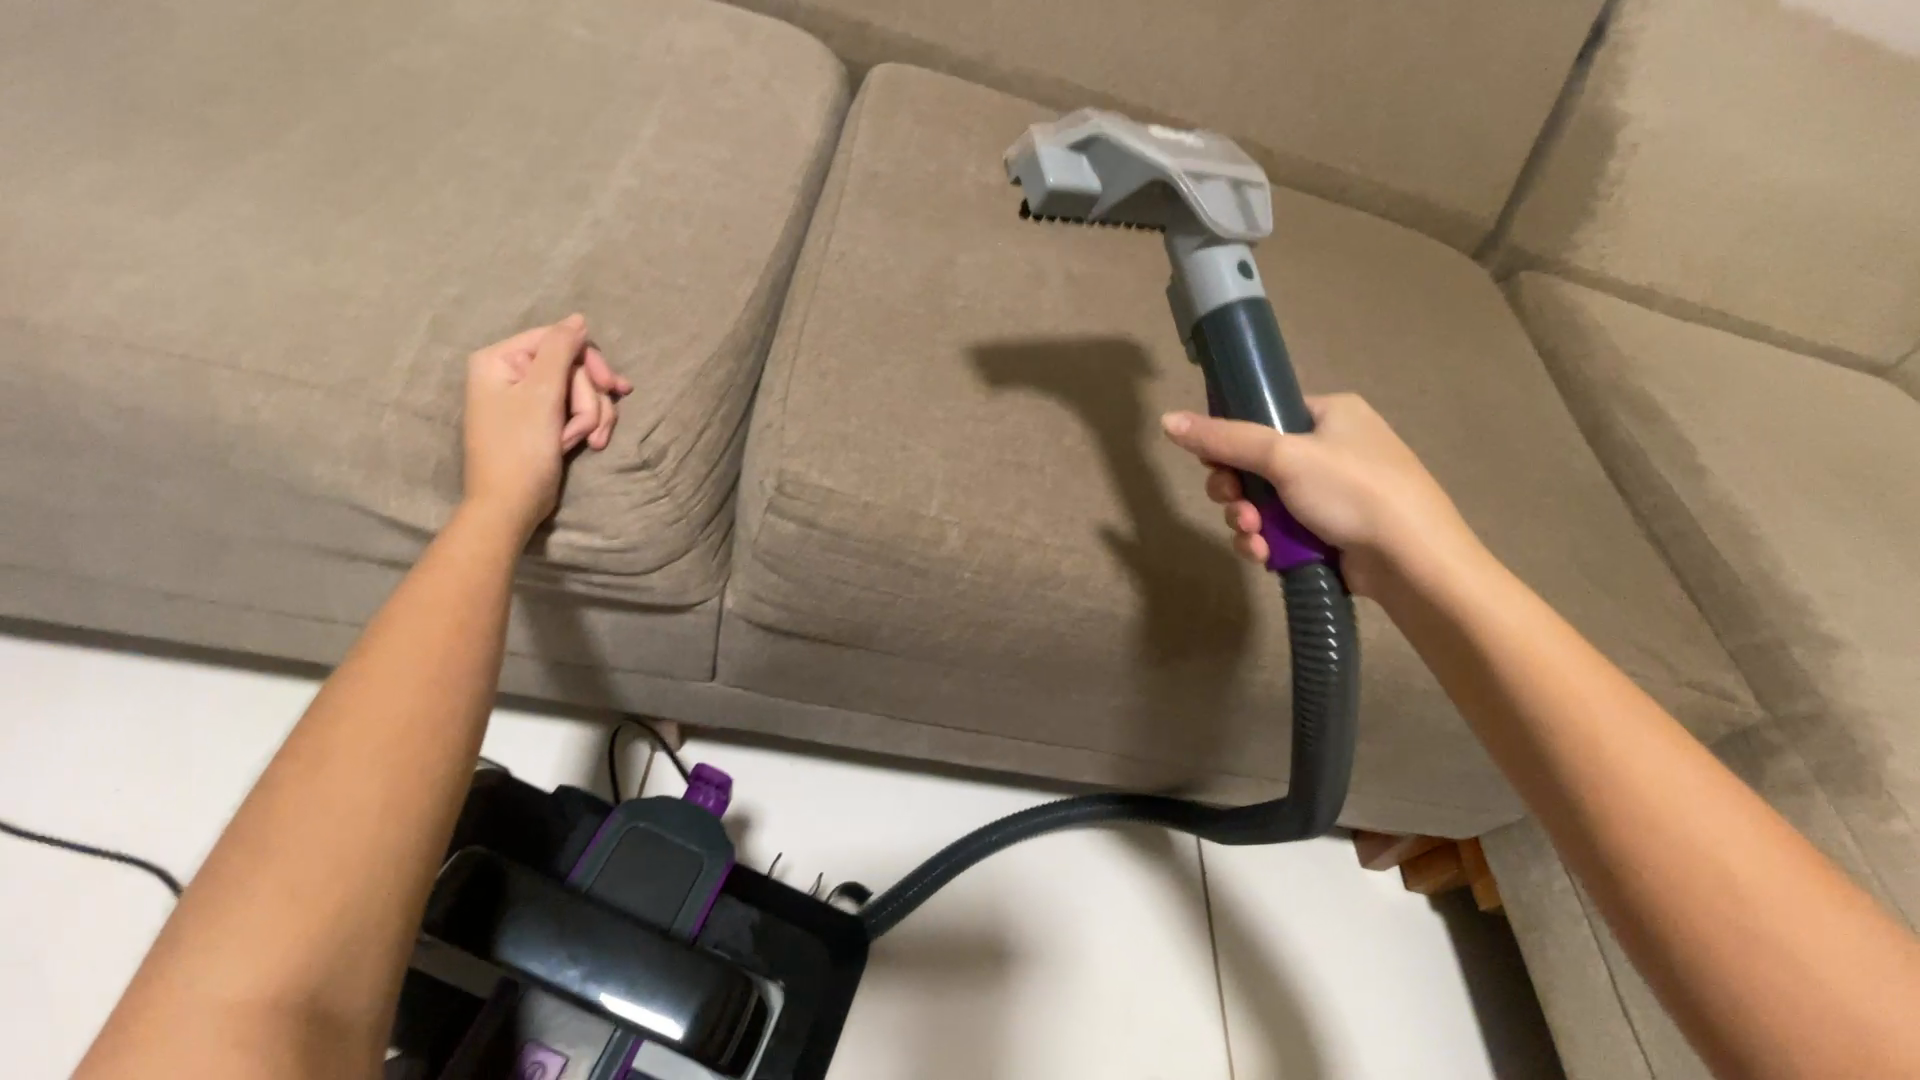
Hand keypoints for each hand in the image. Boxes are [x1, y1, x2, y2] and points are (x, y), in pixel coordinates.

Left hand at [462, 315, 631, 538]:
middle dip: (589, 400)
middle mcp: (511, 374)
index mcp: (500, 360)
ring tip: (588, 441)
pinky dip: (587, 426)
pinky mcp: (543, 421)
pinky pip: (576, 410)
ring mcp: (528, 399)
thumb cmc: (520, 449)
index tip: (613, 387)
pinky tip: (591, 444)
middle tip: (592, 428)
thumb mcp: (542, 394)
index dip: (589, 363)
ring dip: (591, 417)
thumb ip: (560, 349)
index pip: (557, 340)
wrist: (511, 505)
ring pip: (580, 392)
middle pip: (573, 368)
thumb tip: (578, 319)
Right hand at [1161, 393, 1482, 597]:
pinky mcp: (1327, 532)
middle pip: (1255, 464)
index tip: (1213, 462)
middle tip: (1232, 504)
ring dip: (1246, 521)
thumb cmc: (1353, 490)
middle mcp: (1331, 449)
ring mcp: (1330, 494)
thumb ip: (1223, 439)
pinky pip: (1279, 530)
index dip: (1231, 440)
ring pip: (1262, 502)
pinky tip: (1263, 556)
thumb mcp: (1284, 456)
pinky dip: (1265, 542)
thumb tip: (1165, 420)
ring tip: (1252, 536)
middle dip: (1236, 490)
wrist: (1411, 560)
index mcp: (1330, 413)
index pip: (1265, 415)